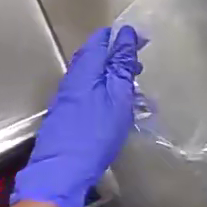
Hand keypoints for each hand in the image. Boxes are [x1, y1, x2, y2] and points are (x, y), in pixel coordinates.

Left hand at [11, 25, 143, 206]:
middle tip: (140, 70)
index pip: (101, 39)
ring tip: (136, 94)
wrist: (61, 171)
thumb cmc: (94, 132)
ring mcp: (68, 98)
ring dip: (116, 81)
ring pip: (95, 79)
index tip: (144, 43)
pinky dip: (108, 97)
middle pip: (97, 58)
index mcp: (84, 68)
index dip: (123, 38)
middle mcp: (72, 79)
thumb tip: (125, 34)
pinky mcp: (68, 116)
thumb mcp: (117, 96)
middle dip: (121, 60)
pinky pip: (91, 96)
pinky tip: (120, 112)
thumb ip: (121, 65)